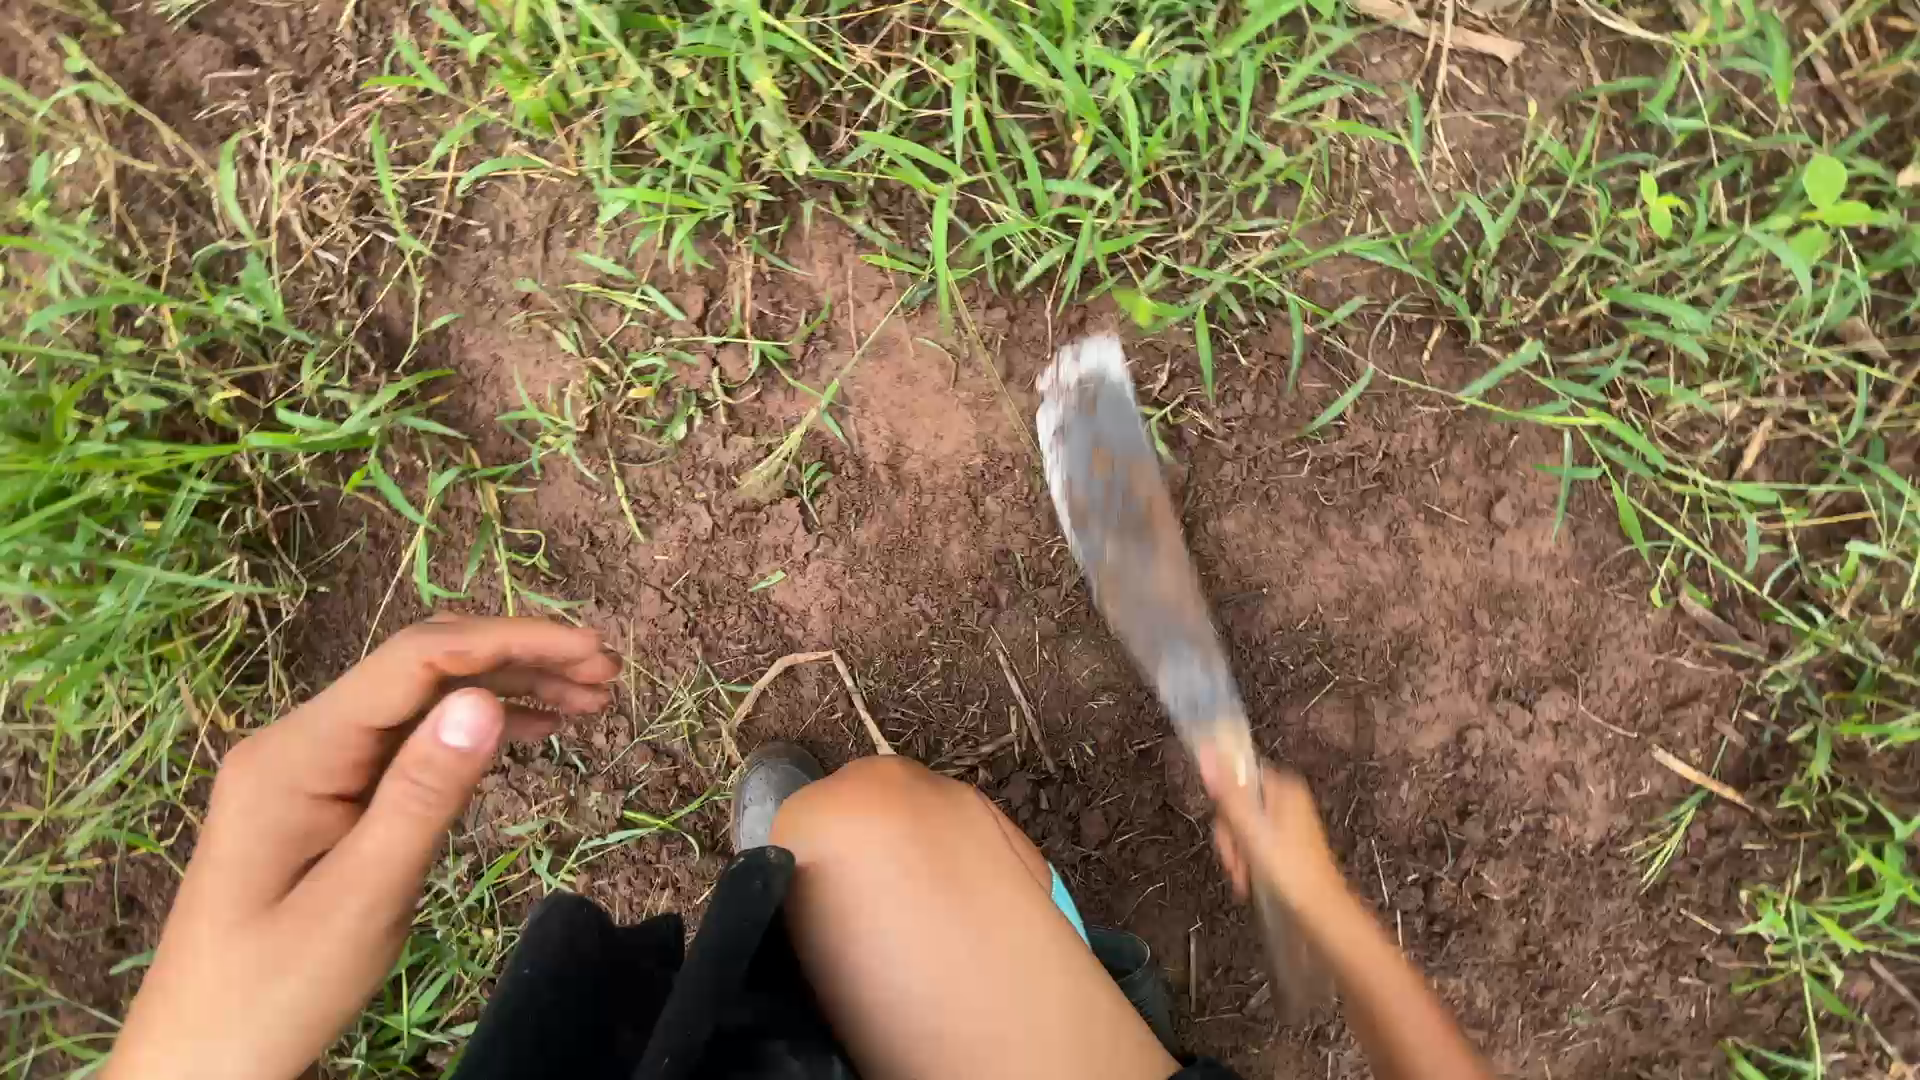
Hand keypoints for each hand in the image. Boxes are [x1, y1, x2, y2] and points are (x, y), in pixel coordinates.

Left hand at [105, 616, 617, 1079]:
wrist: (203, 1063)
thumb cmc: (276, 990)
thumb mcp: (362, 897)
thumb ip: (423, 793)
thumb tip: (485, 700)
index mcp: (299, 752)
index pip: (418, 660)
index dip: (512, 641)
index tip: (589, 648)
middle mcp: (310, 737)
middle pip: (432, 664)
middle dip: (524, 655)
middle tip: (606, 669)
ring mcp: (328, 760)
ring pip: (437, 693)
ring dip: (517, 684)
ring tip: (593, 695)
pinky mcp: (346, 785)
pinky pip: (428, 732)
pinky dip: (492, 722)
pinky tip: (544, 727)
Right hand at [1199, 755, 1342, 912]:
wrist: (1322, 914)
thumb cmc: (1287, 868)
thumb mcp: (1250, 827)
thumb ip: (1227, 790)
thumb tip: (1206, 750)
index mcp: (1283, 786)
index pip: (1238, 776)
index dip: (1225, 801)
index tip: (1224, 828)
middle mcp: (1286, 798)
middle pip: (1238, 803)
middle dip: (1231, 836)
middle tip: (1235, 860)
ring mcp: (1287, 822)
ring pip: (1243, 825)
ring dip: (1236, 852)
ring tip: (1242, 877)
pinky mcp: (1286, 844)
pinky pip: (1254, 841)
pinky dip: (1248, 860)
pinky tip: (1248, 880)